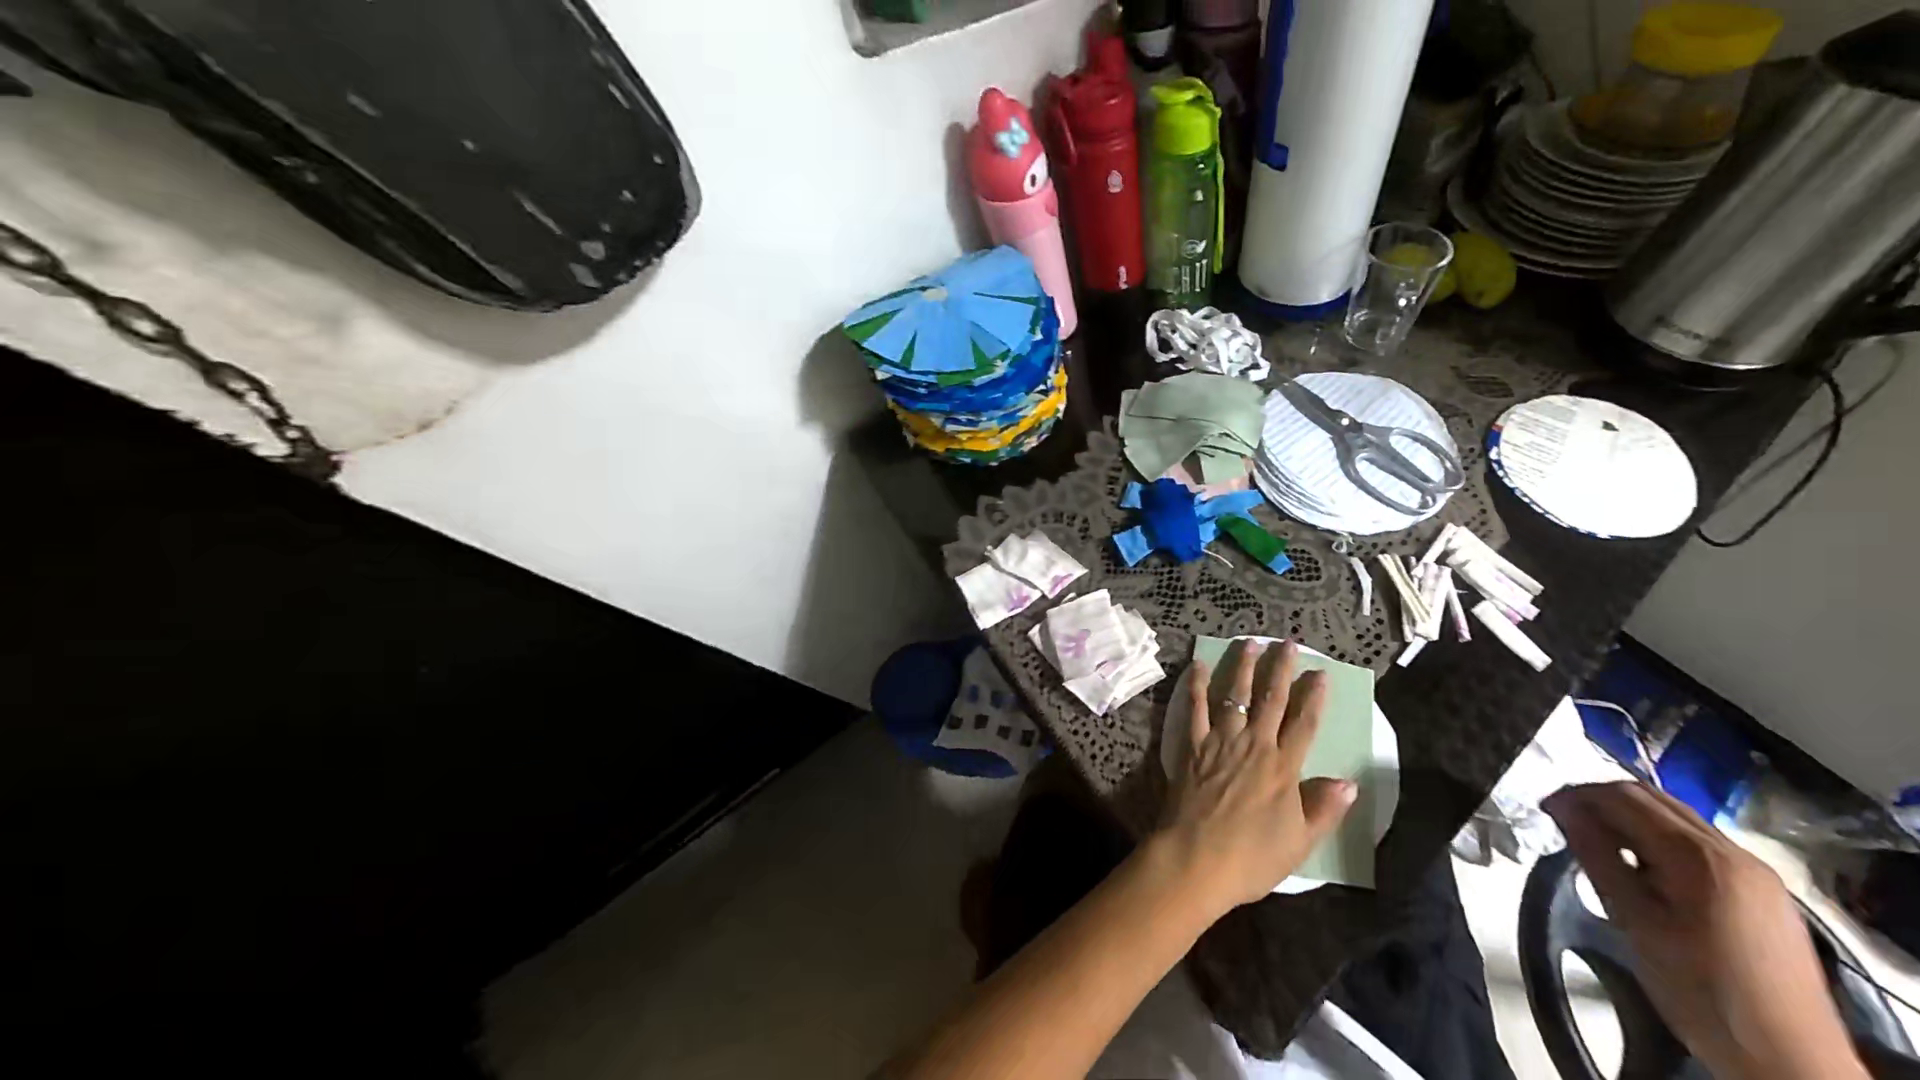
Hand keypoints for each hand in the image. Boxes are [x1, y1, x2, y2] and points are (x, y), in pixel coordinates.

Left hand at [1154, 640, 1355, 917]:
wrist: (1196, 859)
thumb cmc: (1252, 857)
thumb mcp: (1300, 841)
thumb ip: (1323, 809)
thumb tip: (1349, 782)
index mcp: (1283, 768)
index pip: (1304, 723)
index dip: (1314, 697)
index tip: (1320, 673)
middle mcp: (1254, 745)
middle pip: (1271, 700)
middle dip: (1281, 669)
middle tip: (1288, 643)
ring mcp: (1220, 742)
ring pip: (1235, 695)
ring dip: (1244, 668)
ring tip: (1250, 642)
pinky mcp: (1191, 746)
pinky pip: (1195, 709)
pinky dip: (1198, 685)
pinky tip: (1200, 665)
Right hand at [1543, 782, 1867, 1079]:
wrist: (1790, 1060)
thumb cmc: (1699, 990)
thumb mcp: (1634, 921)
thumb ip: (1597, 856)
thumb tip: (1564, 809)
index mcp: (1700, 858)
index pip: (1625, 797)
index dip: (1577, 795)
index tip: (1544, 810)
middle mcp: (1735, 852)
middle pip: (1654, 799)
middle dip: (1601, 800)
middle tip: (1563, 820)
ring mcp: (1757, 872)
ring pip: (1678, 818)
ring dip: (1630, 818)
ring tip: (1595, 842)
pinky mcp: (1765, 892)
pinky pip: (1700, 843)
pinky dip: (1658, 839)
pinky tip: (1640, 866)